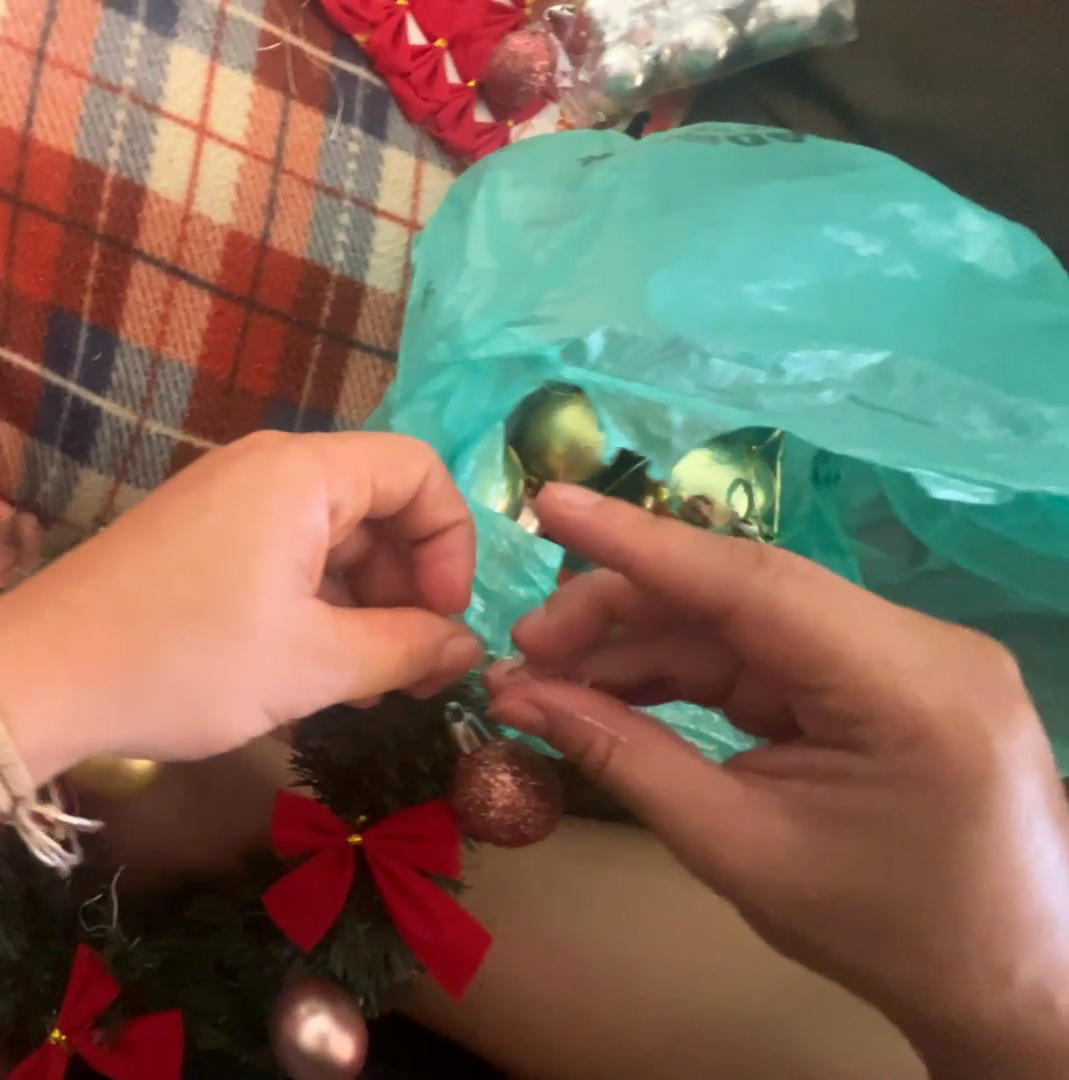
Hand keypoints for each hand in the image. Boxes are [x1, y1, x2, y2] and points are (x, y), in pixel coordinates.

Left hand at [0, 431, 481, 766]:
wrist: (40, 675)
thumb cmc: (185, 661)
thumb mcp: (312, 665)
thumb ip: (405, 648)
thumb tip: (463, 645)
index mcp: (298, 473)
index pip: (416, 470)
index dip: (451, 543)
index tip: (445, 621)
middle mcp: (259, 468)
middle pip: (370, 504)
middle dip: (403, 583)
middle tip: (407, 668)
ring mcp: (217, 500)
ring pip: (321, 537)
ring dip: (356, 602)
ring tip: (360, 680)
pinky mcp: (189, 537)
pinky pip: (274, 554)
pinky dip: (306, 601)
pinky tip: (304, 663)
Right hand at [486, 484, 1068, 1075]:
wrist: (997, 981)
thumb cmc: (879, 926)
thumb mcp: (730, 845)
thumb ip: (617, 754)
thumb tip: (510, 694)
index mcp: (906, 688)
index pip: (749, 584)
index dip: (635, 541)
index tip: (546, 505)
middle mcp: (900, 644)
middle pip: (720, 592)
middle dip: (607, 612)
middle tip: (521, 651)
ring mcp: (871, 653)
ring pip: (710, 617)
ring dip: (618, 644)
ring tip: (538, 679)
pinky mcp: (841, 672)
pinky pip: (725, 649)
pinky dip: (651, 668)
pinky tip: (593, 689)